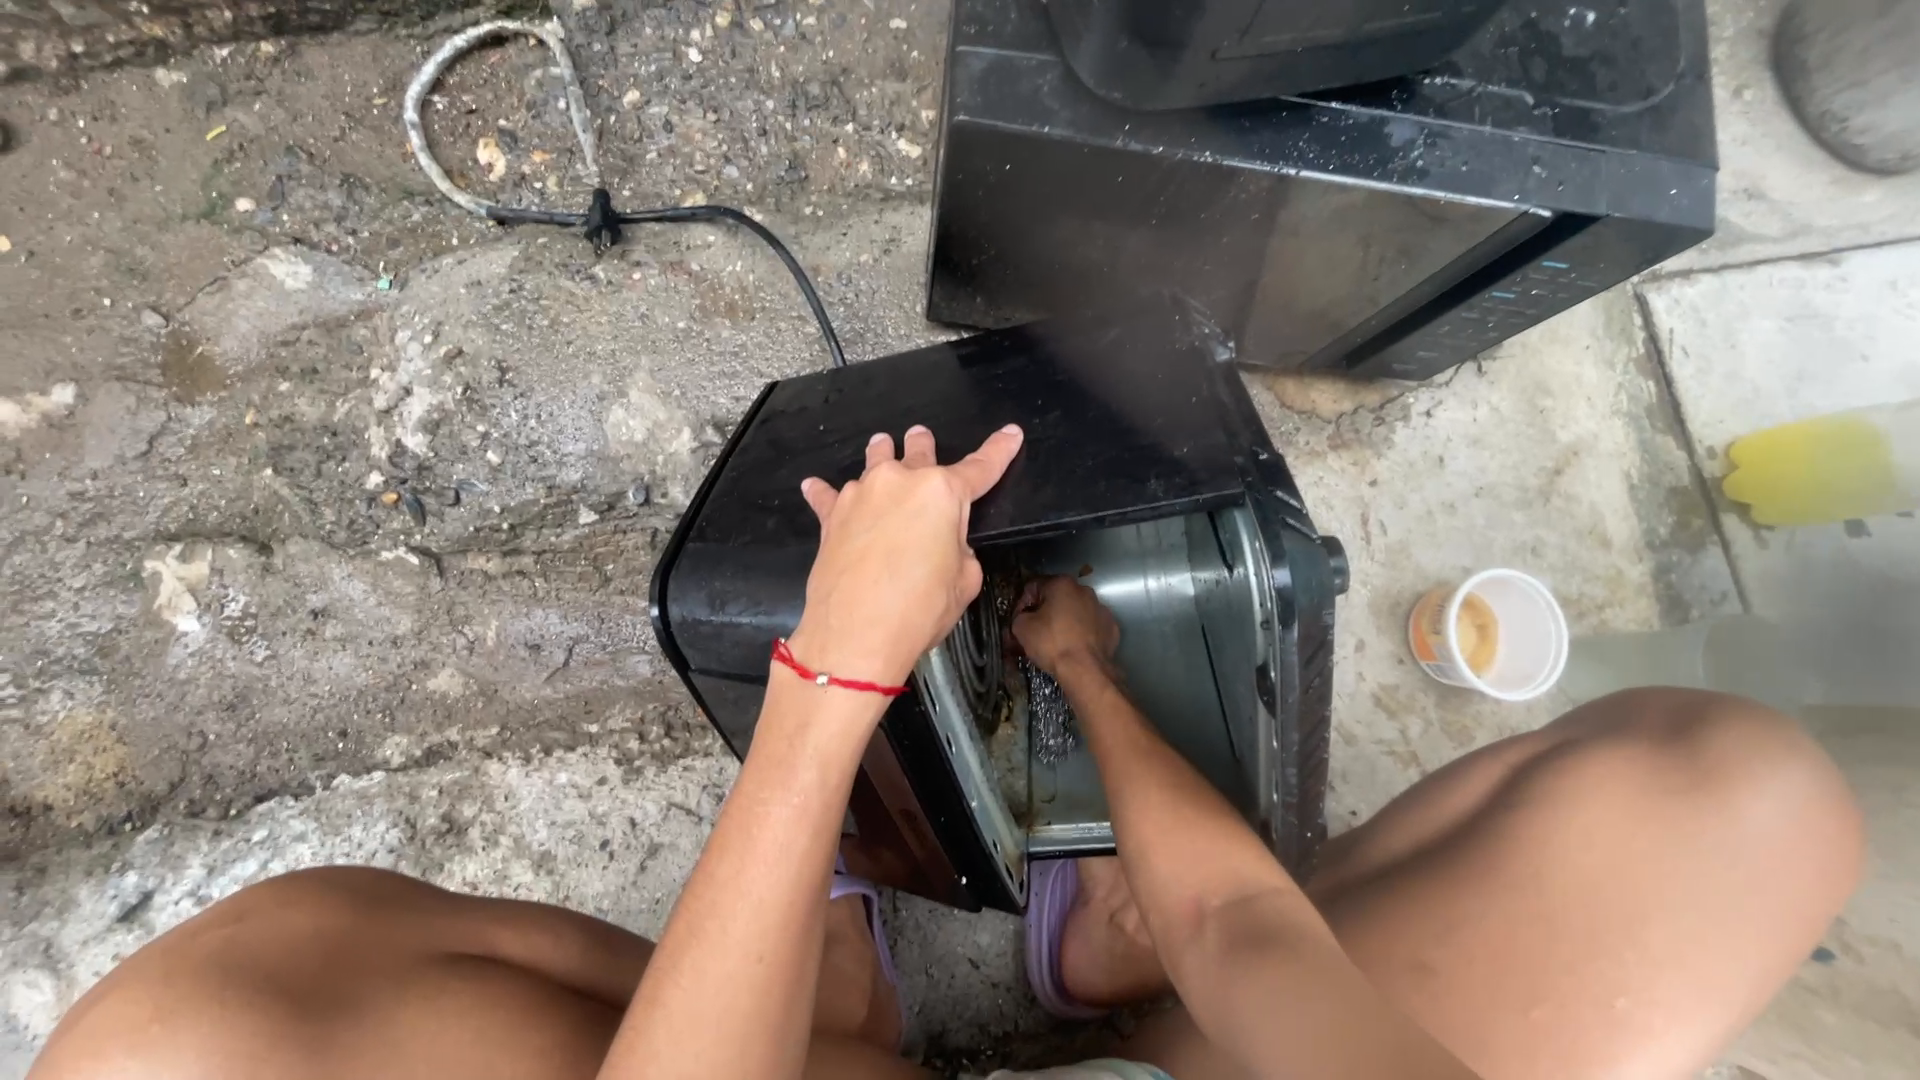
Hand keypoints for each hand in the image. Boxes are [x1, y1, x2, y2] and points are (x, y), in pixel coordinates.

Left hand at [786, 423, 1024, 691]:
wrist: (855, 635)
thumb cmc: (920, 609)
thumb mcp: (965, 581)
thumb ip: (960, 550)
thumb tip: (942, 544)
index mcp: (942, 493)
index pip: (981, 467)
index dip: (999, 450)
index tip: (1011, 433)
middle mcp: (900, 481)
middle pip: (918, 453)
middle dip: (923, 444)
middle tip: (921, 436)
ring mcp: (861, 495)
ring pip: (874, 462)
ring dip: (881, 453)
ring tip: (881, 444)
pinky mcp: (832, 517)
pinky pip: (827, 495)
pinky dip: (824, 492)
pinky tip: (813, 486)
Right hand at [1012, 576, 1120, 679]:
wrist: (1085, 670)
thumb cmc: (1051, 644)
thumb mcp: (1021, 628)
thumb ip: (1019, 616)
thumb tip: (1024, 619)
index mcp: (1062, 584)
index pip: (1033, 587)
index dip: (1021, 605)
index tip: (1018, 622)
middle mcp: (1084, 591)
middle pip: (1056, 598)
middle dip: (1043, 613)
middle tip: (1034, 632)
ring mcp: (1101, 609)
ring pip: (1075, 611)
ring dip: (1063, 622)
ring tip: (1055, 642)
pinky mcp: (1112, 627)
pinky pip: (1091, 627)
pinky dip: (1082, 634)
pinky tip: (1074, 647)